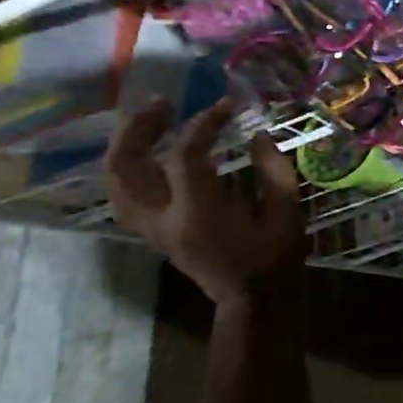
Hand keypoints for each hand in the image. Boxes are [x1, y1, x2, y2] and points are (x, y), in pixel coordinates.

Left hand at [103, 98, 301, 304]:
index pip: (185, 157)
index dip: (205, 125)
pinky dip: (130, 167)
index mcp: (199, 215)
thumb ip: (273, 170)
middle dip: (140, 128)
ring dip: (127, 146)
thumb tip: (256, 136)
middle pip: (126, 165)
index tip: (227, 107)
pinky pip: (124, 194)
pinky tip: (150, 153)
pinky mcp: (152, 233)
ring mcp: (152, 229)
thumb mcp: (288, 211)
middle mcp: (164, 220)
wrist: (254, 298)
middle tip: (165, 104)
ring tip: (152, 122)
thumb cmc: (276, 256)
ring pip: (115, 181)